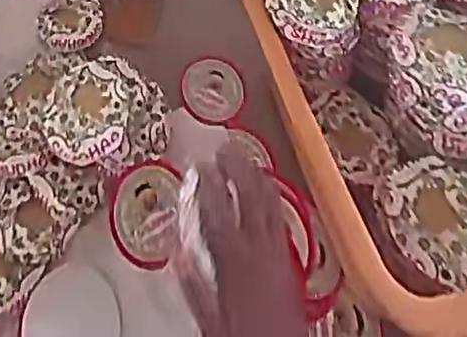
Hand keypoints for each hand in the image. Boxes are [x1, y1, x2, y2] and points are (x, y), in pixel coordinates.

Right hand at [174, 146, 307, 336]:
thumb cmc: (244, 336)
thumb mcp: (208, 314)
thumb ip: (192, 278)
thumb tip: (176, 251)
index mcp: (233, 256)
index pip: (216, 206)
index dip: (206, 180)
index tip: (198, 163)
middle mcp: (258, 246)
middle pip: (248, 193)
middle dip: (235, 165)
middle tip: (222, 149)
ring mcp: (277, 250)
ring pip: (269, 200)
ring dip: (256, 175)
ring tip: (246, 159)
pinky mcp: (290, 259)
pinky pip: (281, 216)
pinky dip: (272, 196)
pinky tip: (268, 191)